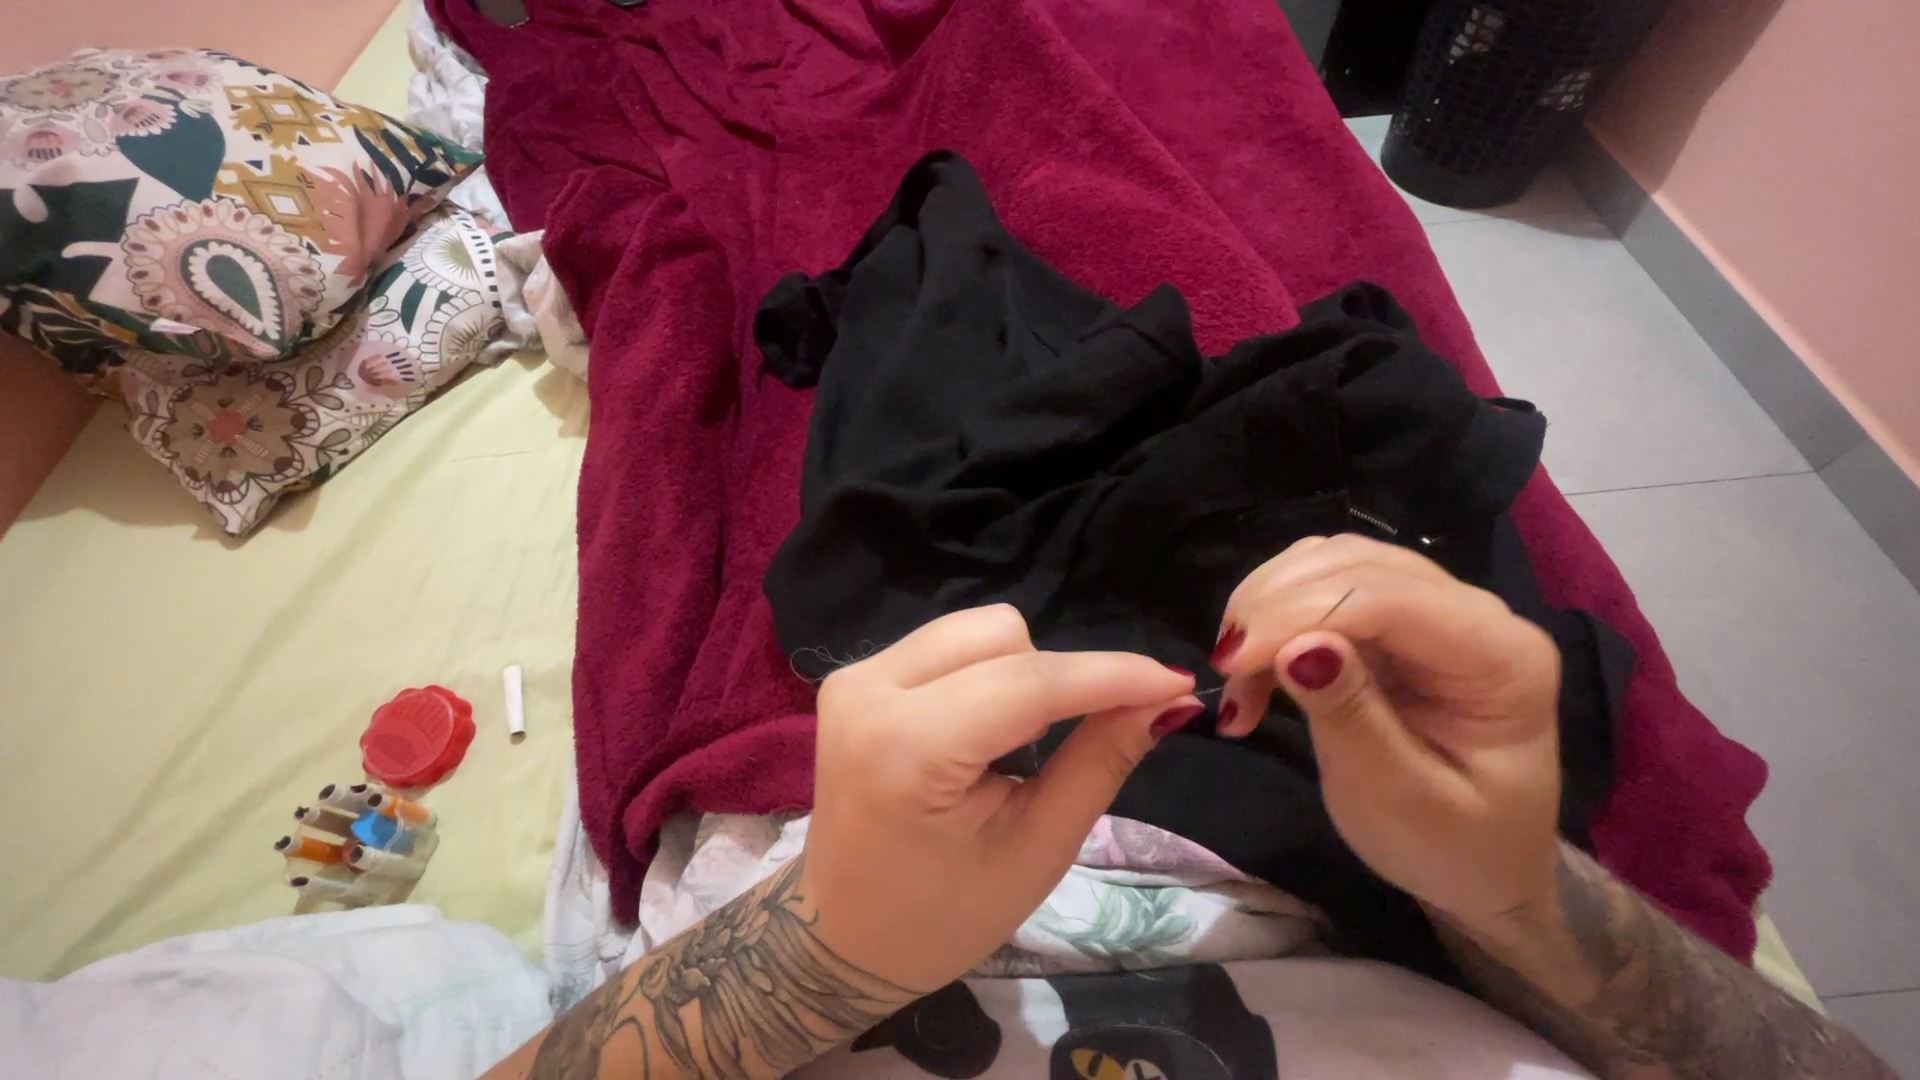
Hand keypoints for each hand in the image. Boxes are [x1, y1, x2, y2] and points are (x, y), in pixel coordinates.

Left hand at [801, 604, 1201, 991]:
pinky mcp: (856, 674)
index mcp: (904, 748)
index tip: (1177, 683)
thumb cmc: (940, 915)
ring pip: (975, 629)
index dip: (1109, 676)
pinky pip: (947, 643)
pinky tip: (979, 732)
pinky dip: (986, 673)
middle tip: (1070, 739)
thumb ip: (1098, 762)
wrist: (840, 932)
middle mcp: (869, 690)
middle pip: (1000, 633)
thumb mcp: (1035, 851)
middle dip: (1055, 677)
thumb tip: (1164, 701)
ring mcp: (855, 675)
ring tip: (1013, 745)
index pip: (1027, 683)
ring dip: (1020, 671)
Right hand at [1211, 534, 1563, 923]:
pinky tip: (1253, 667)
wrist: (1472, 867)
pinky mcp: (1388, 619)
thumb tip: (1294, 646)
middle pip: (1355, 564)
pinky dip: (1270, 617)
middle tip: (1224, 668)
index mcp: (1501, 658)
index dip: (1300, 612)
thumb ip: (1352, 719)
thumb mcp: (1400, 800)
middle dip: (1274, 604)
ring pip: (1328, 562)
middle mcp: (1471, 613)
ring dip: (1265, 606)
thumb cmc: (1447, 846)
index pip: (1390, 597)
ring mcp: (1429, 609)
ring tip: (1236, 673)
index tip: (1232, 662)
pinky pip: (1316, 586)